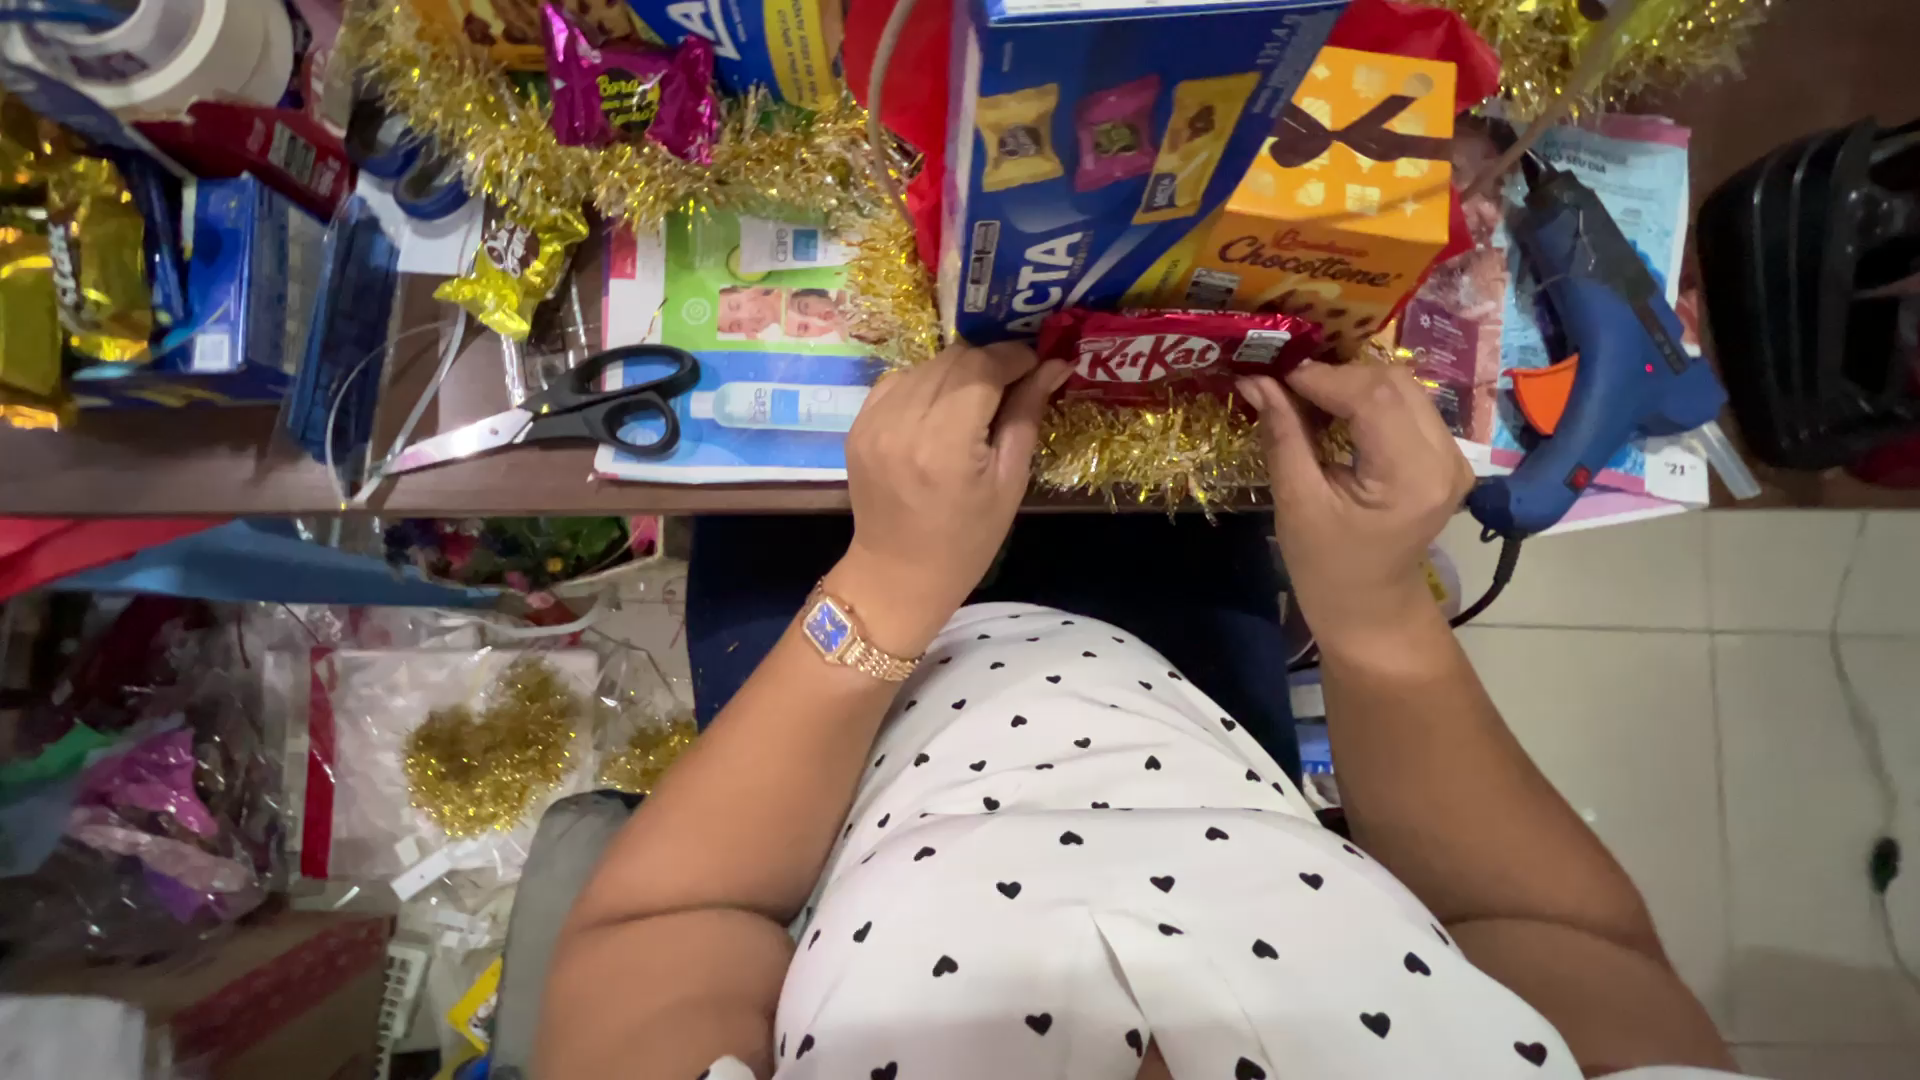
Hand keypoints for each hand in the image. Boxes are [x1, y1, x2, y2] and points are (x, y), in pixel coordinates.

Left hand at [826, 343, 1071, 655]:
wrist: (898, 574)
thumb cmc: (966, 541)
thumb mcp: (1010, 483)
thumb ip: (1027, 416)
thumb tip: (1054, 364)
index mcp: (945, 444)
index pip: (981, 368)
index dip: (1014, 357)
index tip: (1036, 364)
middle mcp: (903, 423)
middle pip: (954, 359)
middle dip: (989, 362)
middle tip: (1013, 382)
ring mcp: (874, 422)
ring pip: (926, 365)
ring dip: (957, 373)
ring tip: (976, 403)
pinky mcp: (859, 426)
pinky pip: (899, 381)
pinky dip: (925, 385)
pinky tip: (939, 413)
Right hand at [1238, 361, 1473, 658]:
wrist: (1368, 603)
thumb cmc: (1325, 564)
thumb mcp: (1295, 502)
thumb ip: (1282, 435)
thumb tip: (1255, 380)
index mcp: (1411, 477)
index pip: (1372, 398)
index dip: (1320, 376)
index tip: (1272, 373)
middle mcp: (1446, 458)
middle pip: (1393, 383)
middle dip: (1334, 374)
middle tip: (1283, 383)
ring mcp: (1452, 455)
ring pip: (1401, 387)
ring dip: (1349, 383)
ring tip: (1302, 394)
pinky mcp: (1444, 454)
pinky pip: (1405, 405)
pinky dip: (1365, 398)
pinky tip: (1332, 410)